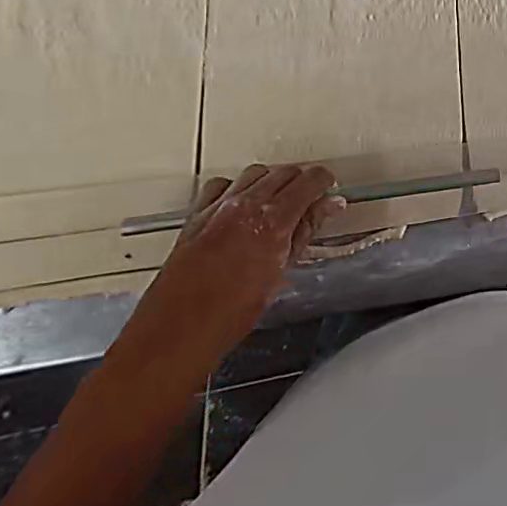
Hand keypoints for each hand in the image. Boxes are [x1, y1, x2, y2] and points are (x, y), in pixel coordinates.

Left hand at [113, 164, 344, 379]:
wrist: (176, 334)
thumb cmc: (232, 312)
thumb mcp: (282, 269)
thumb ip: (306, 229)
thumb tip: (330, 206)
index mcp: (273, 218)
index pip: (310, 179)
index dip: (325, 182)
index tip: (328, 191)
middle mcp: (245, 205)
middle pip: (285, 172)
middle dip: (301, 181)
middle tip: (308, 201)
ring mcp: (217, 208)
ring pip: (255, 173)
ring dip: (270, 182)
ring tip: (275, 204)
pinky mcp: (195, 217)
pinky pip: (220, 186)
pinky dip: (235, 189)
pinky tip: (240, 207)